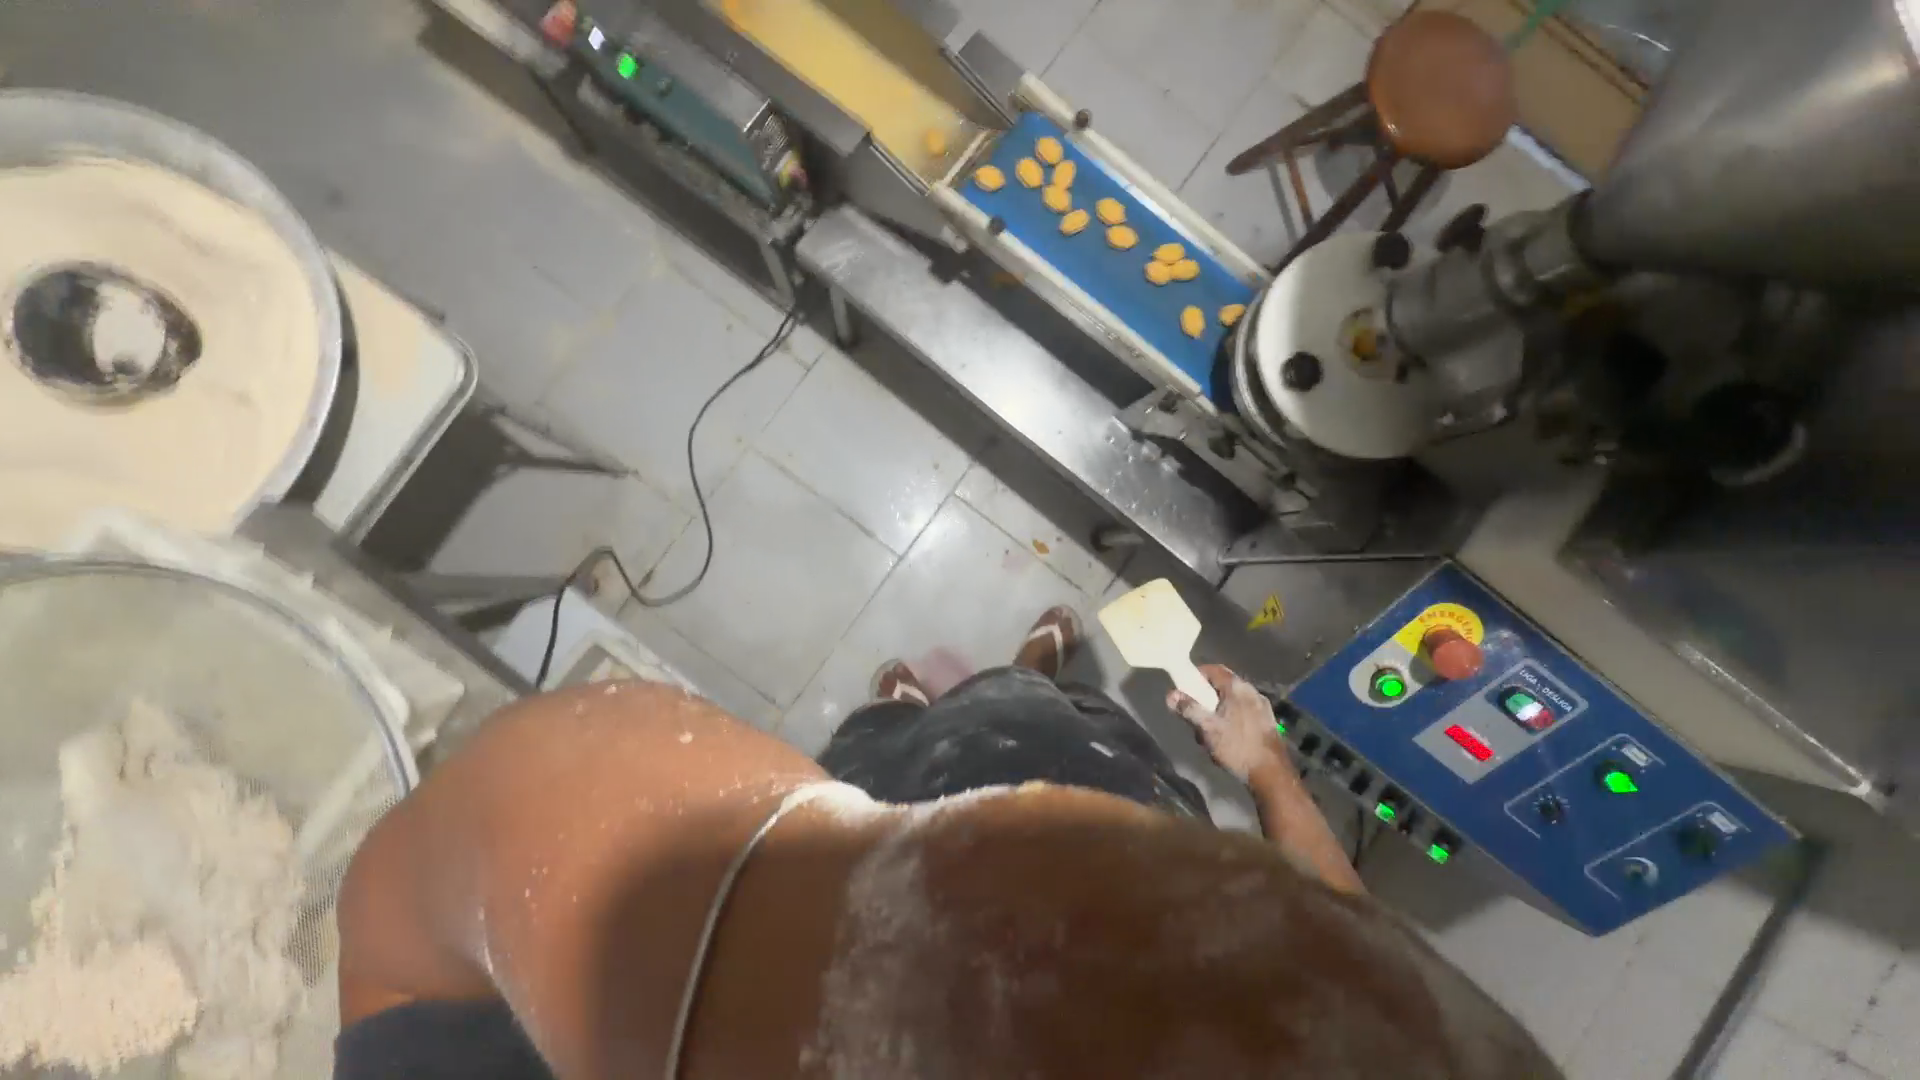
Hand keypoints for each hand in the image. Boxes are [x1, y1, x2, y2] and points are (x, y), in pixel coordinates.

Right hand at [1167, 665, 1288, 784]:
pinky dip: (1232, 716)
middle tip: (1195, 710)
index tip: (1184, 686)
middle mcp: (1252, 691)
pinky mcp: (1267, 721)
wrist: (1271, 773)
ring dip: (1219, 707)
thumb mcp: (1208, 728)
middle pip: (1224, 684)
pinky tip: (1227, 735)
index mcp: (1237, 688)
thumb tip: (1170, 694)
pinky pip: (1244, 710)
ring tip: (1209, 727)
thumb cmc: (1237, 747)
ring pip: (1234, 699)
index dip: (1197, 674)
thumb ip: (1189, 709)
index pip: (1214, 669)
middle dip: (1207, 695)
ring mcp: (1262, 706)